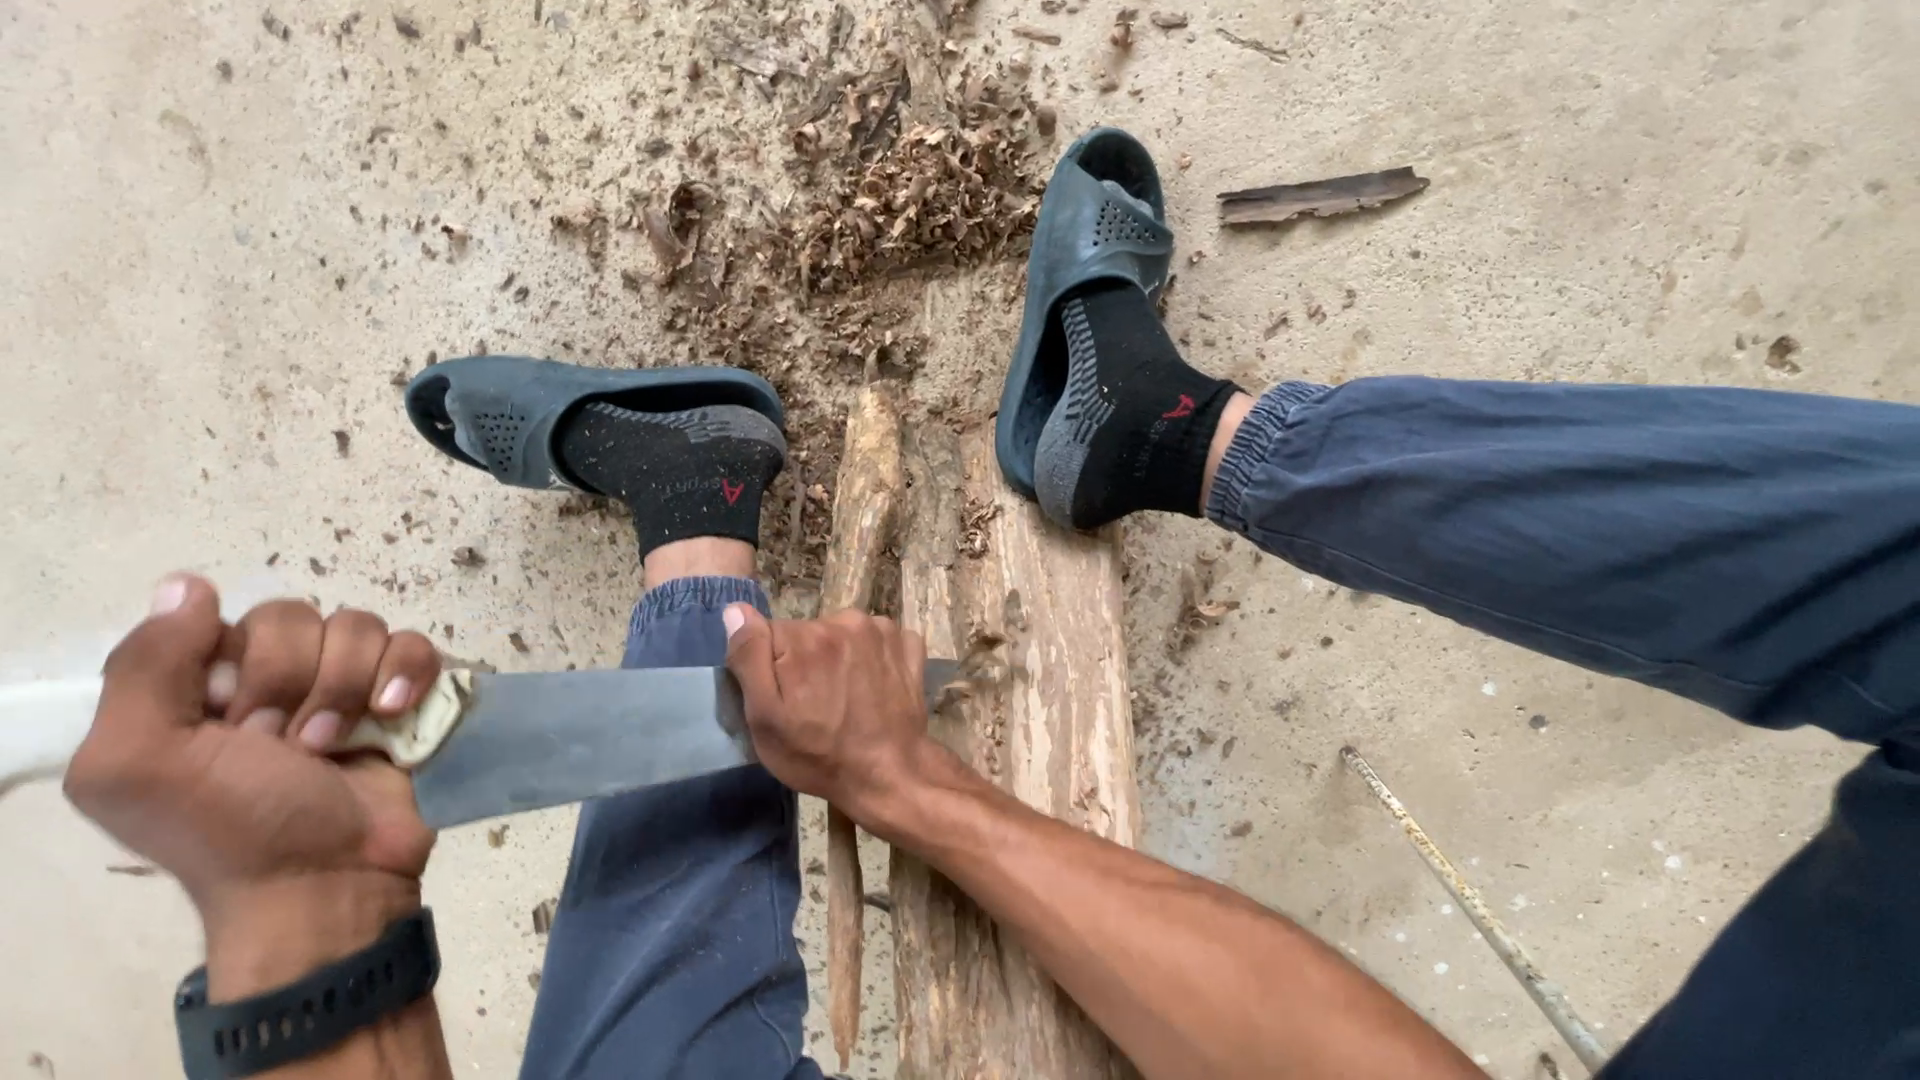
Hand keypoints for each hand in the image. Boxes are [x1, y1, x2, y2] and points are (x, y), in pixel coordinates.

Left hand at [64, 574, 441, 993]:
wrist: (329, 877)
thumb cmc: (231, 826)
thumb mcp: (141, 761)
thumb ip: (146, 666)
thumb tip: (187, 584)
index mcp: (199, 688)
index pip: (226, 617)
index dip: (239, 662)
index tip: (232, 722)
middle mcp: (271, 676)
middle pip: (297, 616)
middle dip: (297, 681)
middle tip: (288, 742)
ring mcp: (344, 684)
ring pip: (360, 626)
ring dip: (349, 686)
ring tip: (340, 741)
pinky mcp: (404, 695)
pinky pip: (415, 644)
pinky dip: (408, 672)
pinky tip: (394, 710)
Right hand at [722, 605, 934, 823]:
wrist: (889, 774)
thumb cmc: (818, 754)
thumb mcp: (765, 718)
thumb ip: (749, 656)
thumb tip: (736, 610)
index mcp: (805, 636)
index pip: (768, 633)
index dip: (771, 666)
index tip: (784, 698)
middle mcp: (845, 620)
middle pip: (808, 632)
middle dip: (806, 661)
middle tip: (815, 705)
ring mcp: (882, 631)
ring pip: (842, 635)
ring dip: (840, 658)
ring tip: (845, 699)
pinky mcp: (909, 645)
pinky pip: (878, 640)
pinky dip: (873, 658)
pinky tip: (873, 687)